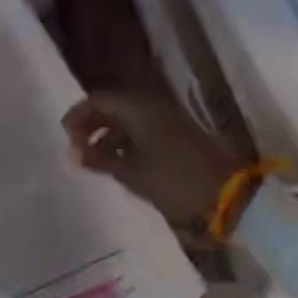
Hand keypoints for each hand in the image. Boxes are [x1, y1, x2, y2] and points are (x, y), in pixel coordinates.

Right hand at [63, 94, 246, 239]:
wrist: (230, 197)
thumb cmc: (176, 182)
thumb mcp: (132, 173)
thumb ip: (100, 160)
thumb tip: (74, 153)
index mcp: (139, 108)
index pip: (97, 100)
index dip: (78, 117)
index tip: (66, 140)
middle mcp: (151, 107)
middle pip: (111, 107)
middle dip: (90, 126)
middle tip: (76, 151)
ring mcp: (165, 120)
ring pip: (126, 120)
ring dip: (106, 137)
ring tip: (93, 162)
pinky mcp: (175, 135)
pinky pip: (140, 131)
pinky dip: (124, 144)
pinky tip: (117, 166)